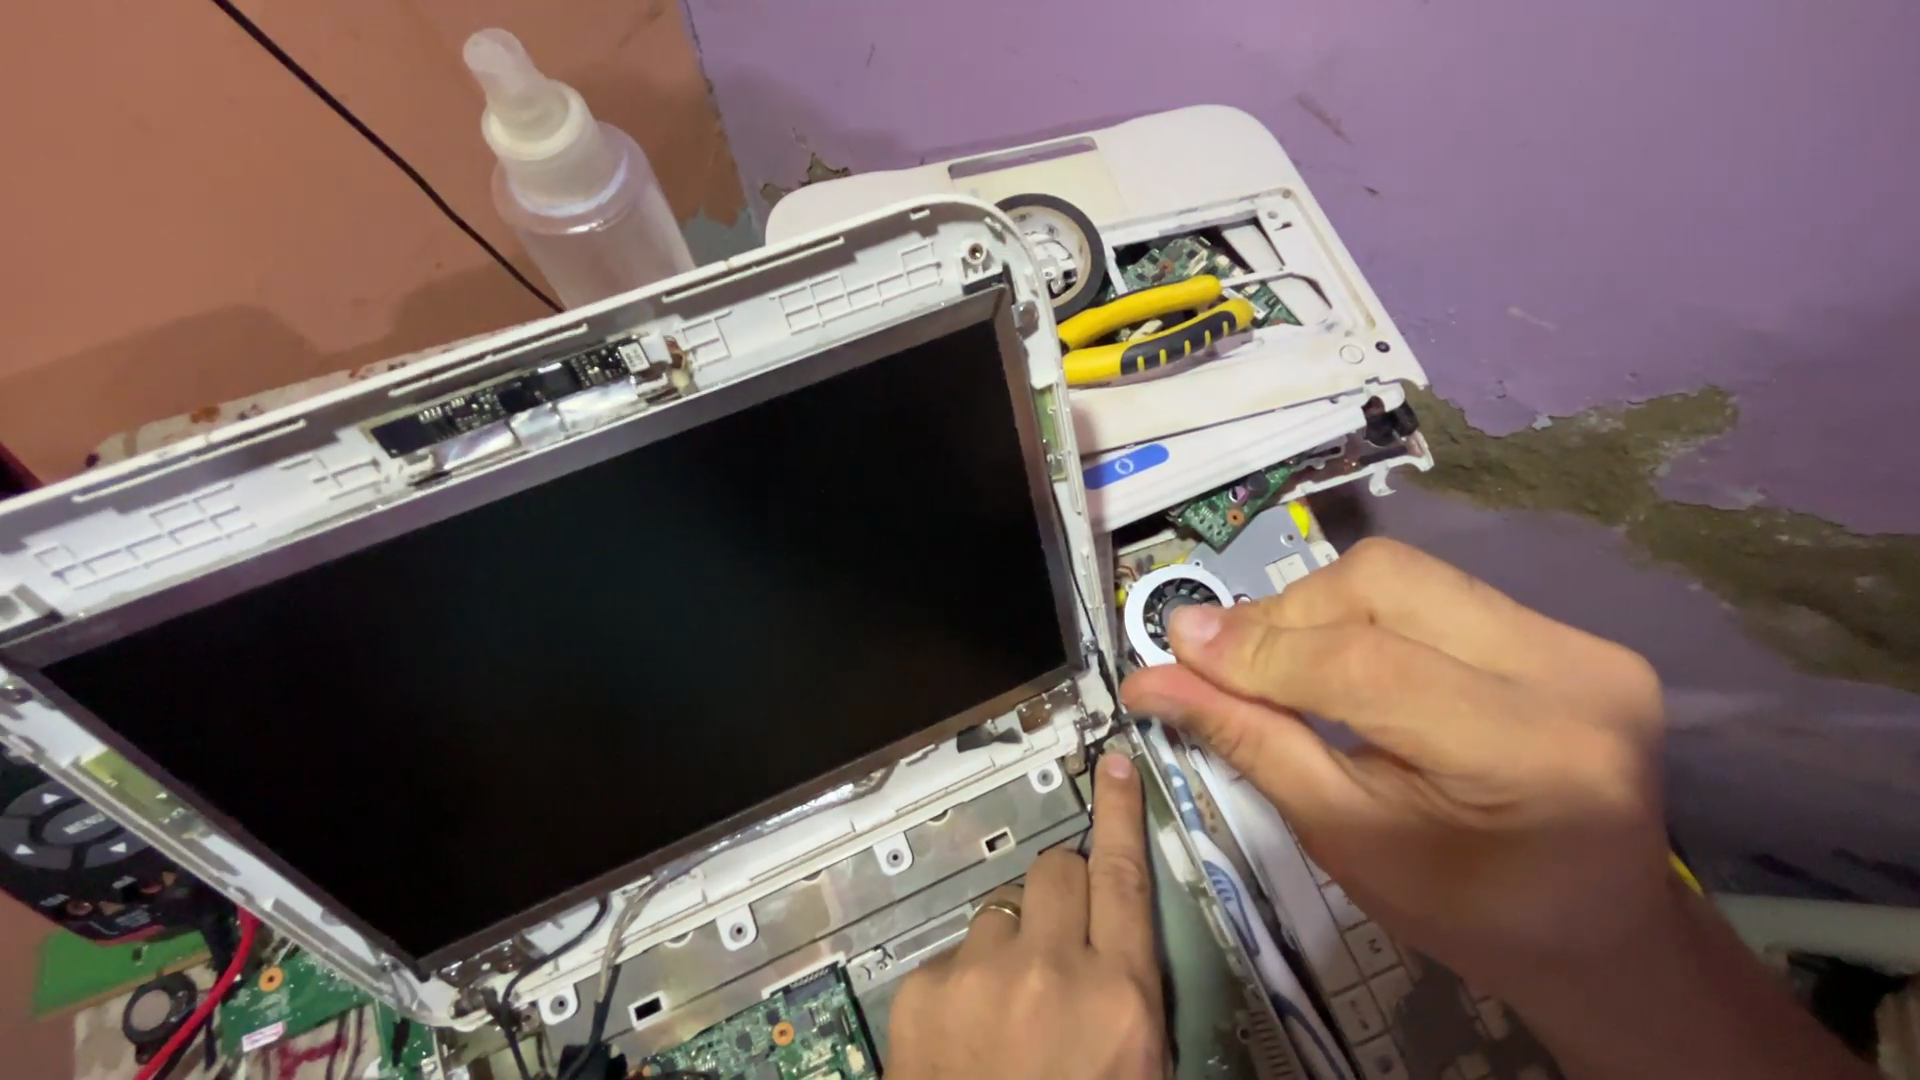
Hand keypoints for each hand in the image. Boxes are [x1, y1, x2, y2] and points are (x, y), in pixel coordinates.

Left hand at [886, 752, 1165, 1079]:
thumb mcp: (1136, 1067)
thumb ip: (1129, 995)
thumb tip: (1113, 936)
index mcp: (1119, 998)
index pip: (1123, 877)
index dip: (1120, 814)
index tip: (1113, 765)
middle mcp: (1050, 970)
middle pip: (1057, 869)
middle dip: (1064, 892)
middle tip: (1062, 941)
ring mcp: (979, 974)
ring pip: (1003, 906)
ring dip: (1013, 939)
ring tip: (1009, 1002)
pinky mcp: (923, 988)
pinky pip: (955, 953)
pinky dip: (966, 980)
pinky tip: (965, 1035)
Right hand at [1120, 538, 1670, 1002]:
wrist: (1596, 929)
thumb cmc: (1461, 908)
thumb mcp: (1342, 837)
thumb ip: (1249, 743)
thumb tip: (1151, 680)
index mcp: (1528, 755)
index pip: (1365, 665)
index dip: (1259, 652)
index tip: (1174, 648)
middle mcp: (1569, 673)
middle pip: (1383, 584)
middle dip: (1284, 615)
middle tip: (1225, 660)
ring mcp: (1577, 641)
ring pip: (1400, 571)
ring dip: (1313, 606)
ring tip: (1276, 660)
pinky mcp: (1564, 630)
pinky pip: (1427, 587)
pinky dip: (1355, 611)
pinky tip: (1335, 656)